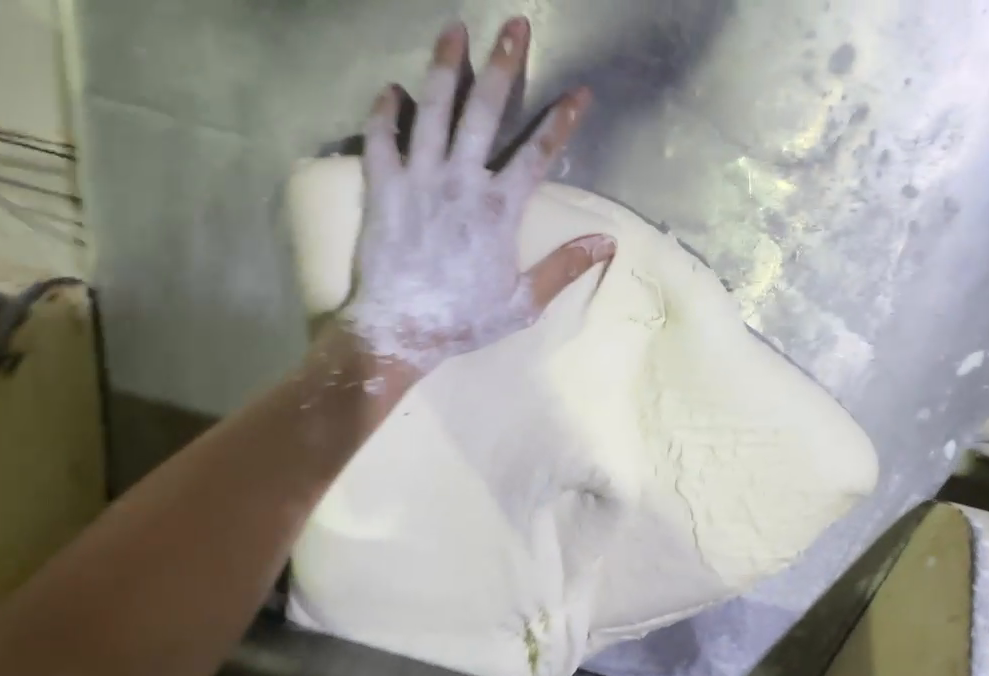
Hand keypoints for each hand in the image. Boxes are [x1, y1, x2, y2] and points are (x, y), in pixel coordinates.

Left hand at [338, 18, 615, 375]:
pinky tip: (392, 90)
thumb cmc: (461, 321)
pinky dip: (385, 114)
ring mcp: (420, 181)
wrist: (399, 331)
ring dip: (445, 67)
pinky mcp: (384, 190)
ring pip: (434, 111)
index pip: (538, 153)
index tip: (579, 92)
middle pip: (485, 111)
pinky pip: (381, 141)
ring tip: (453, 29)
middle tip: (513, 26)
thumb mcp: (521, 305)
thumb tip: (607, 242)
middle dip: (503, 65)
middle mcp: (461, 183)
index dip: (561, 120)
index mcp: (499, 209)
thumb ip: (563, 269)